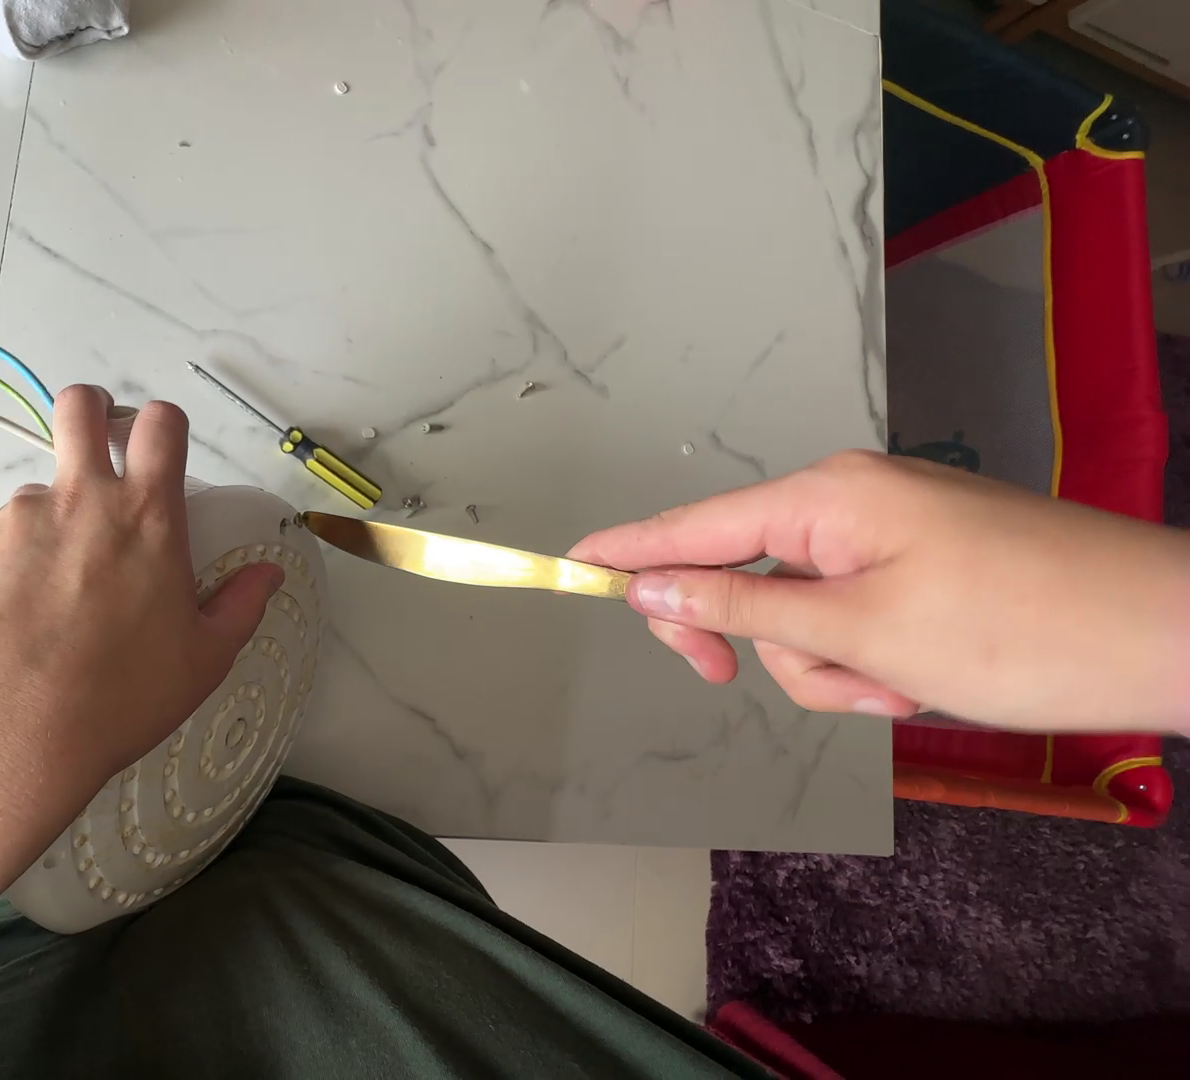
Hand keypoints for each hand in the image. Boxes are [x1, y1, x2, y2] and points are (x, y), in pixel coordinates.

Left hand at [0, 385, 282, 792]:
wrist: (11, 732)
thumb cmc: (121, 696)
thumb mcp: (203, 659)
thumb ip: (241, 605)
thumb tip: (269, 574)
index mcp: (146, 516)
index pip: (160, 423)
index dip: (163, 424)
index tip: (159, 451)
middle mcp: (81, 498)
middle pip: (79, 407)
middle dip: (92, 410)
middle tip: (99, 451)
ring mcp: (21, 516)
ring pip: (42, 489)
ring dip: (56, 517)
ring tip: (57, 589)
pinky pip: (3, 532)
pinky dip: (17, 556)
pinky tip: (20, 611)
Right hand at [568, 450, 1189, 731]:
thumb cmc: (1023, 632)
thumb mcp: (859, 632)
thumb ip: (736, 608)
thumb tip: (644, 588)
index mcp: (820, 499)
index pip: (687, 527)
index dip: (622, 550)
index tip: (567, 564)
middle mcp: (836, 503)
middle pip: (729, 571)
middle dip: (737, 634)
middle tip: (723, 679)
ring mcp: (873, 532)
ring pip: (785, 609)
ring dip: (815, 662)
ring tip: (886, 690)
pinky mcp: (903, 562)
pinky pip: (834, 613)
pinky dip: (851, 657)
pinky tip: (905, 683)